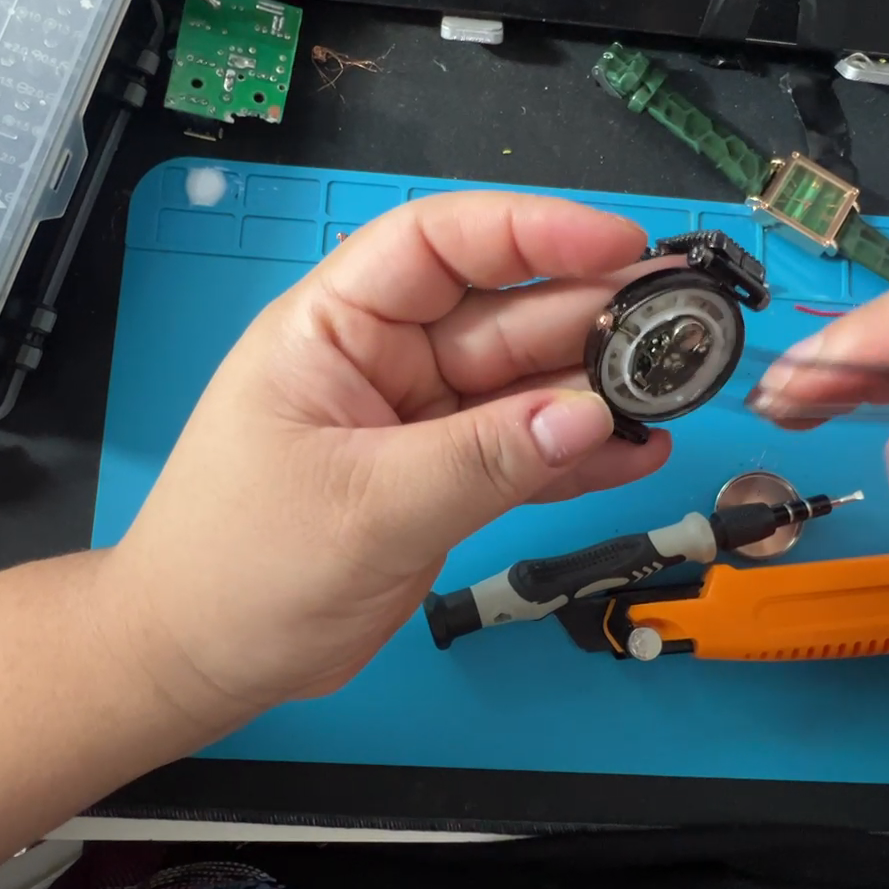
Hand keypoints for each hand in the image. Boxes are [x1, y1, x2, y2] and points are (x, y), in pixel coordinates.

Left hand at [105, 192, 671, 717]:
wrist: (209, 657)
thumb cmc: (244, 567)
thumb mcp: (364, 506)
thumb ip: (479, 459)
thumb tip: (588, 416)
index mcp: (337, 330)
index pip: (439, 245)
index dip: (531, 231)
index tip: (618, 242)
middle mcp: (387, 364)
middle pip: (501, 318)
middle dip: (587, 318)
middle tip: (679, 326)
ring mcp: (422, 425)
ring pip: (523, 390)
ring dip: (595, 393)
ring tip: (673, 392)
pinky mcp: (445, 482)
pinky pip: (521, 456)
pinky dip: (574, 459)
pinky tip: (634, 454)